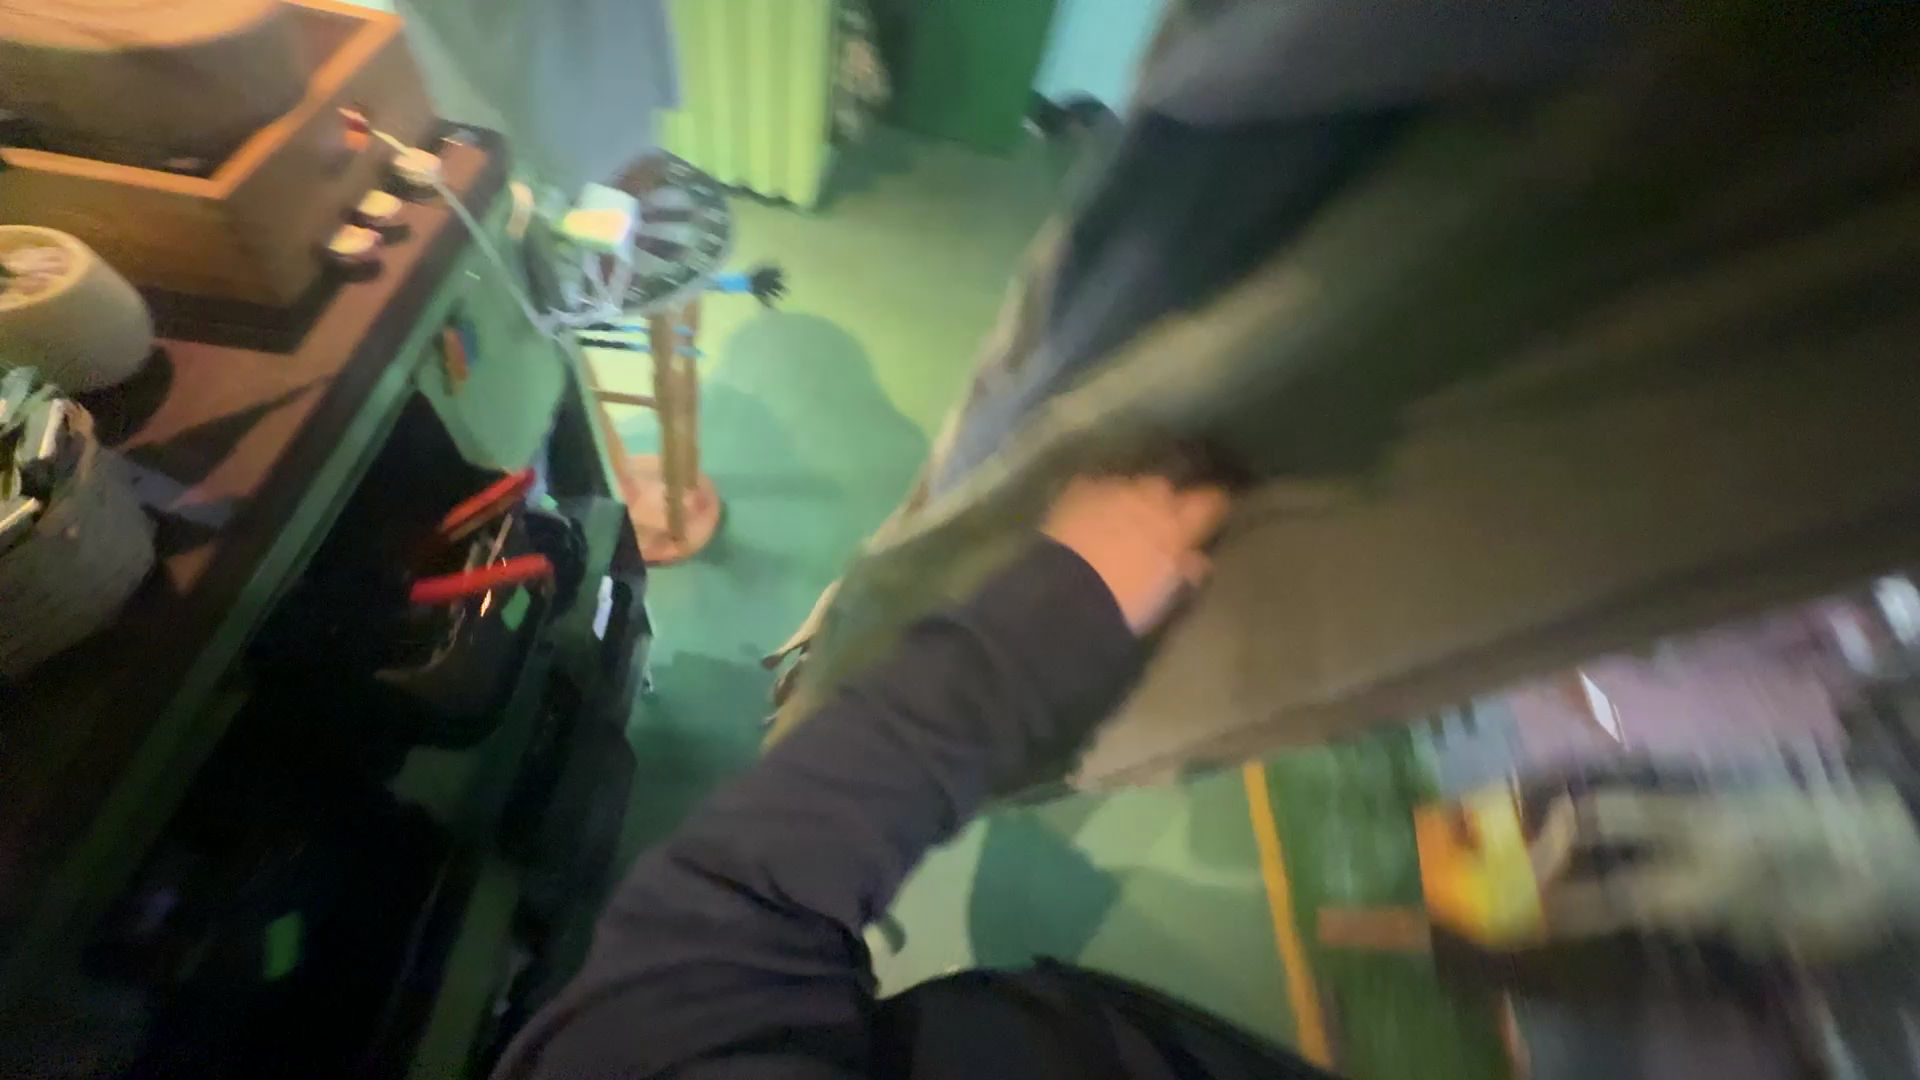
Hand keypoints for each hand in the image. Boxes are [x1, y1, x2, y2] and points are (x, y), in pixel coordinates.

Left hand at [1043, 473, 1232, 633]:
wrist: (1071, 593)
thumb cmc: (1126, 602)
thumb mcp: (1165, 592)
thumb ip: (1185, 570)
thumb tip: (1198, 559)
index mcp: (1179, 524)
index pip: (1210, 501)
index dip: (1213, 504)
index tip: (1213, 510)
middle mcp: (1151, 496)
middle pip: (1165, 487)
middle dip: (1164, 500)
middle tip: (1157, 520)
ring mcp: (1113, 489)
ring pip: (1129, 483)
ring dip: (1127, 498)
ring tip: (1117, 517)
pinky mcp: (1079, 489)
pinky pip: (1094, 485)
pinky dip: (1096, 497)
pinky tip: (1088, 513)